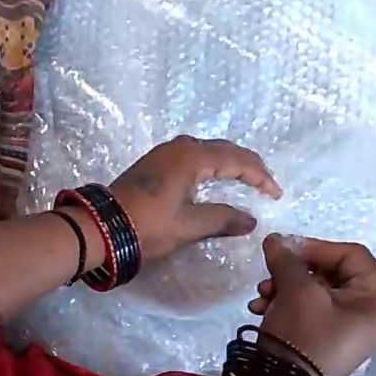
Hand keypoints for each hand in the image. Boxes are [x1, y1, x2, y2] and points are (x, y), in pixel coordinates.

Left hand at [107, 136, 281, 259]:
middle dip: (247, 166)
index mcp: (192, 156)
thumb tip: (251, 220)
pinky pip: (190, 158)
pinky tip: (212, 180)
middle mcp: (179, 147)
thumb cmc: (148, 226)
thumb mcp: (189, 226)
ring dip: (227, 164)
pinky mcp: (152, 165)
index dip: (260, 177)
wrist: (100, 228)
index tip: (275, 194)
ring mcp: (163, 154)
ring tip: (244, 180)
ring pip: (206, 152)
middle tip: (265, 184)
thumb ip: (223, 219)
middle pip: (223, 150)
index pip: (237, 161)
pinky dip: (209, 167)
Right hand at [249, 233, 375, 375]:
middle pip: (332, 273)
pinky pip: (310, 310)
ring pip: (316, 291)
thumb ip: (287, 260)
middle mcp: (373, 313)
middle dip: (294, 272)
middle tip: (268, 275)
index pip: (351, 255)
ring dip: (284, 288)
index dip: (314, 248)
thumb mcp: (296, 292)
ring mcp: (350, 328)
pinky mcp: (329, 339)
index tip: (282, 249)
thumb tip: (275, 239)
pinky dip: (285, 305)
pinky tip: (261, 308)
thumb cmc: (303, 337)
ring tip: (260, 296)